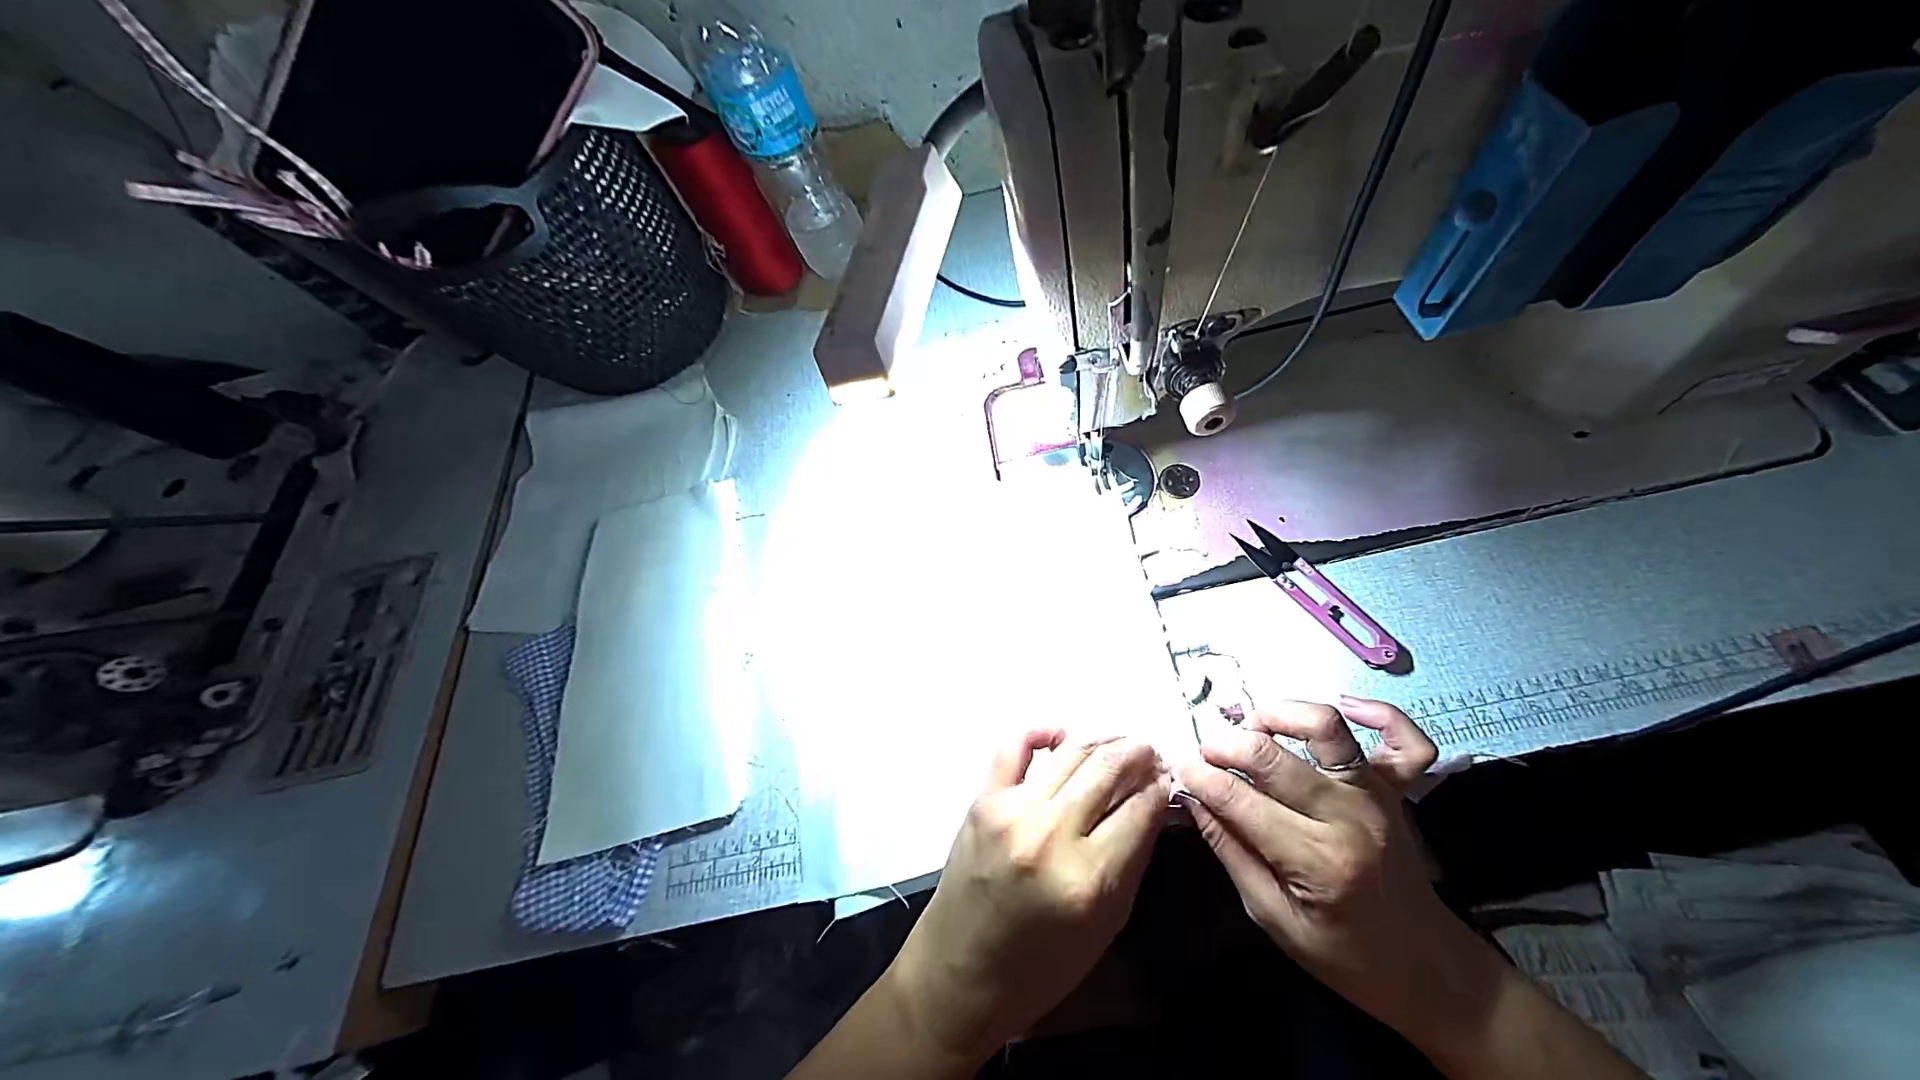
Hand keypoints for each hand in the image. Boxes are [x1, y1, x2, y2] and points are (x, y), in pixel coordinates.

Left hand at [886, 729, 1171, 1061]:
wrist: (961, 972)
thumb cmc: (1040, 967)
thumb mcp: (1106, 926)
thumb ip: (1133, 860)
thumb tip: (1153, 806)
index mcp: (1088, 878)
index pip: (1141, 809)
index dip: (1161, 789)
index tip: (1167, 780)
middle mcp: (1050, 836)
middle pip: (1107, 769)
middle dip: (1138, 754)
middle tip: (1150, 753)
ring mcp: (1011, 812)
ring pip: (1069, 751)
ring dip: (1102, 740)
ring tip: (1119, 742)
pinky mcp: (982, 801)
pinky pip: (1013, 747)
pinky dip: (1040, 732)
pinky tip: (1061, 735)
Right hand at [1175, 698, 1479, 1034]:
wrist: (1427, 968)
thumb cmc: (1343, 953)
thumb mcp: (1272, 916)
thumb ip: (1229, 850)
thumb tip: (1191, 797)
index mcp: (1316, 860)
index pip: (1239, 800)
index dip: (1200, 778)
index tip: (1179, 769)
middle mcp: (1348, 817)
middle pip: (1272, 756)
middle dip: (1225, 745)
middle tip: (1205, 752)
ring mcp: (1377, 797)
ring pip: (1327, 728)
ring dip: (1280, 715)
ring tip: (1253, 724)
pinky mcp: (1398, 789)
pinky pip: (1405, 740)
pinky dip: (1380, 714)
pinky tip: (1346, 708)